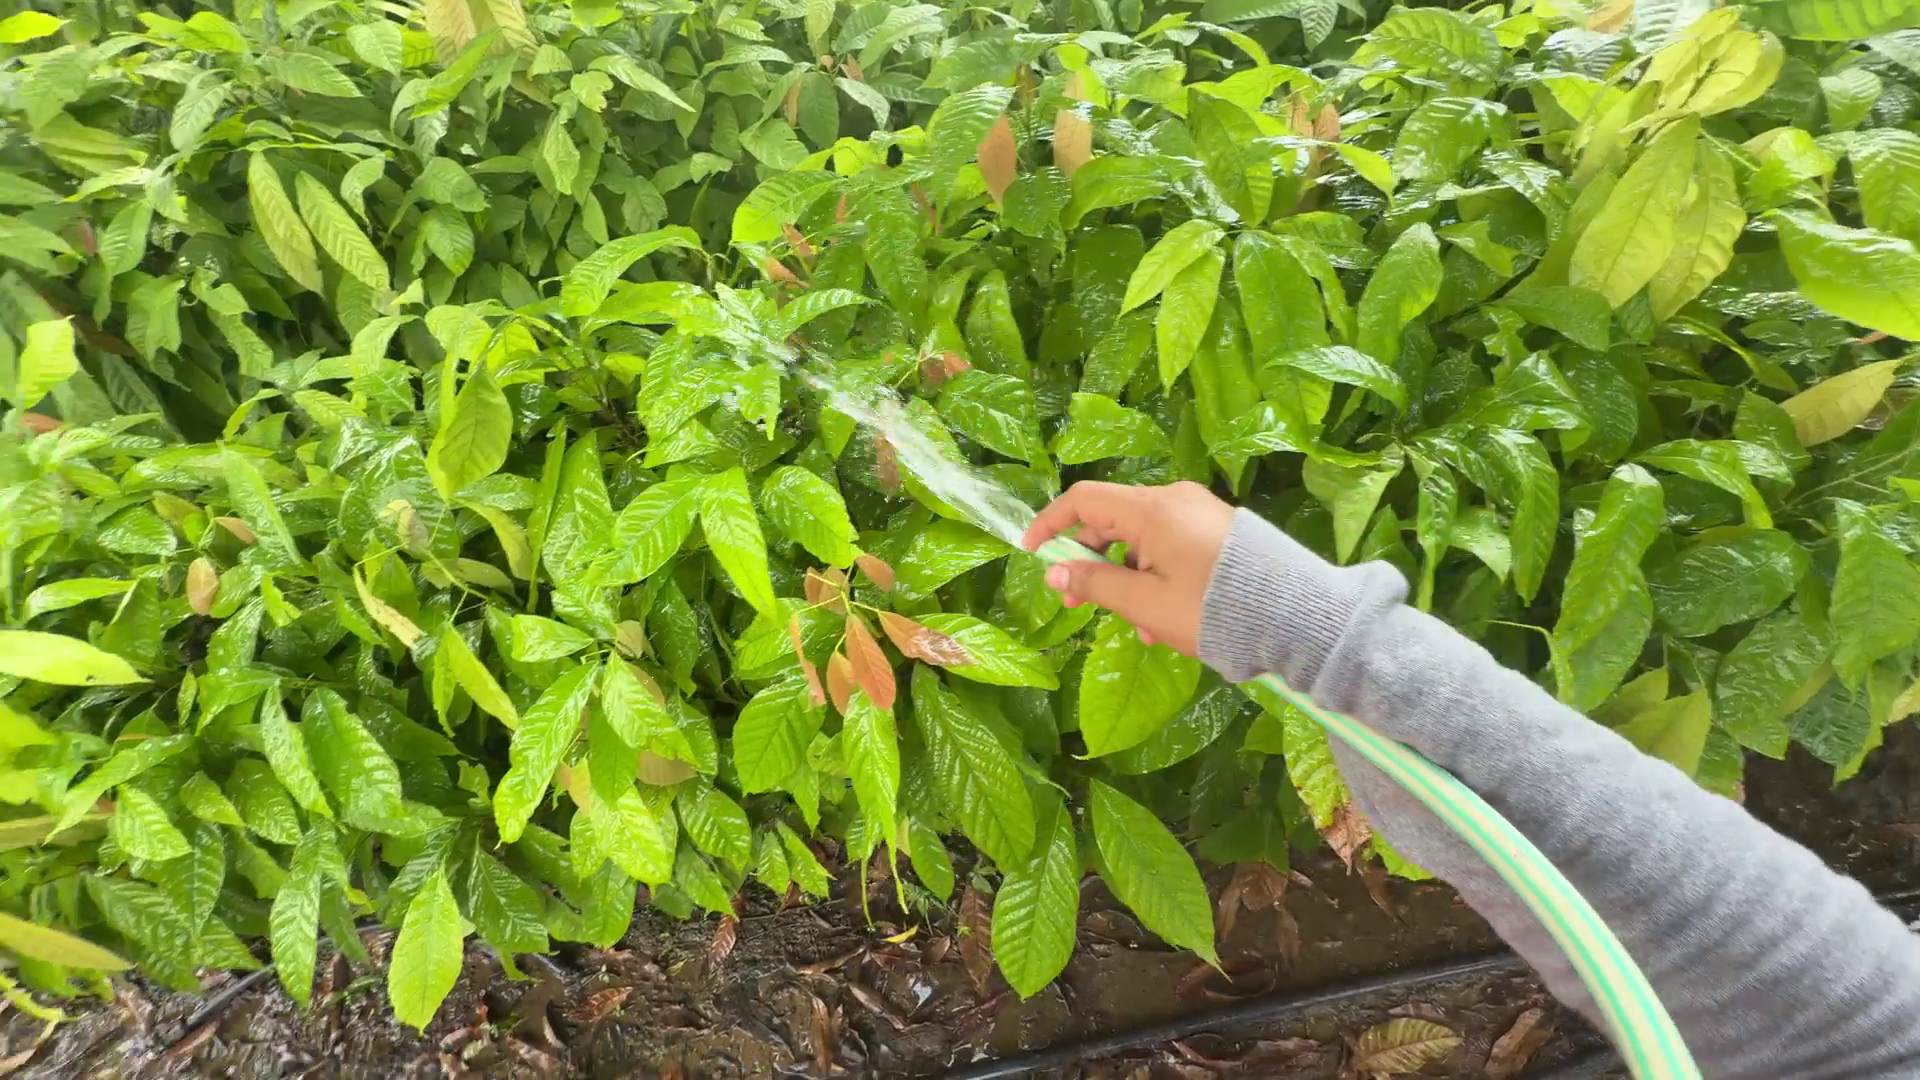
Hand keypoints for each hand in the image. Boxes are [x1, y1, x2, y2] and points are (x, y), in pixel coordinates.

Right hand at [1022, 481, 1235, 655]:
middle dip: (1087, 559)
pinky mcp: (1216, 530)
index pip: (1083, 500)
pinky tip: (1162, 618)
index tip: (1031, 553)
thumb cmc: (1212, 609)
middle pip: (1110, 519)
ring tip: (1133, 625)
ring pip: (1139, 538)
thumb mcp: (1145, 603)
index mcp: (1152, 509)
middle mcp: (1174, 500)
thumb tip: (1054, 572)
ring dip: (1123, 576)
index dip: (1050, 524)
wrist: (1299, 617)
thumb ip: (1094, 583)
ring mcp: (1198, 513)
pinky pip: (1168, 545)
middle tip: (1075, 600)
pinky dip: (1152, 574)